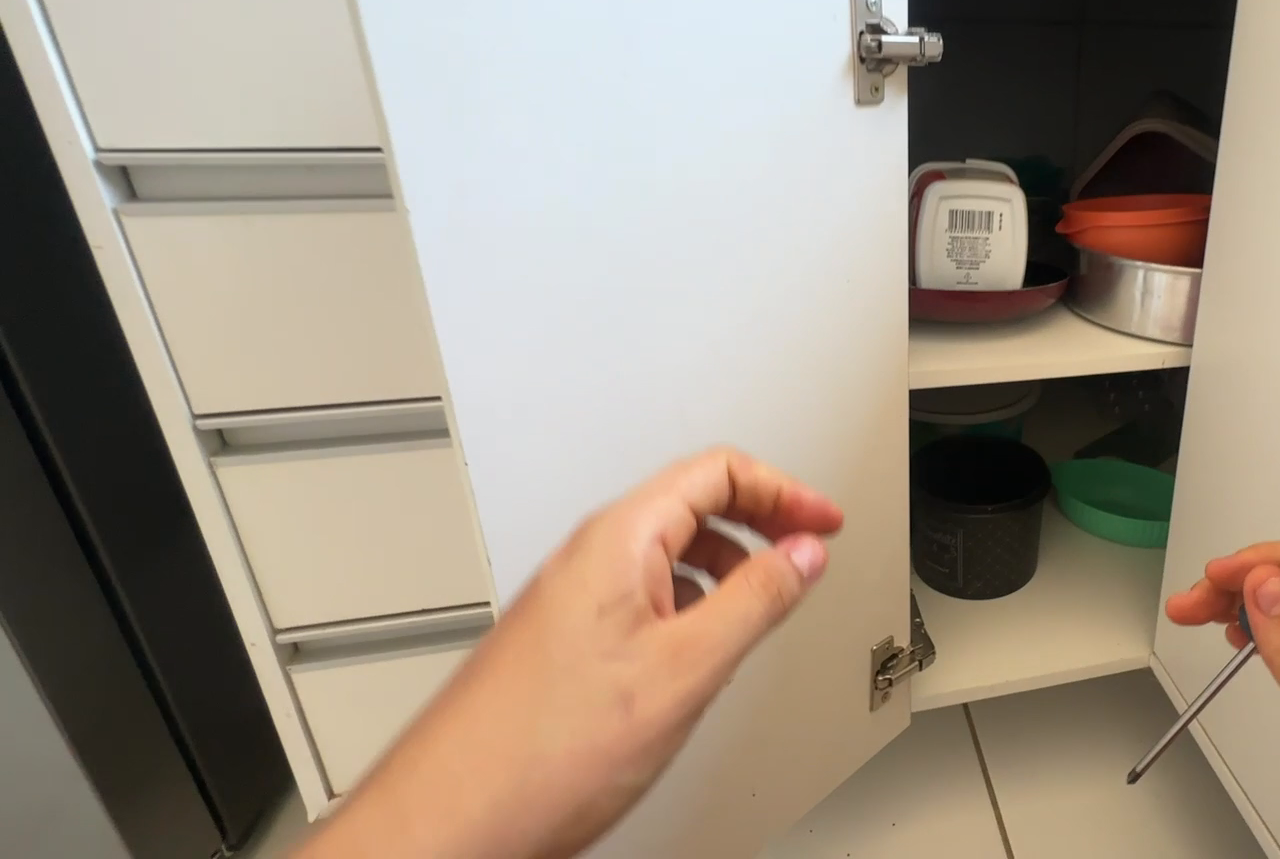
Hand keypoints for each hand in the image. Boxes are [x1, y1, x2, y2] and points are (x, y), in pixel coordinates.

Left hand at [299, 447, 843, 858]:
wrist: (441, 832)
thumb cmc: (537, 756)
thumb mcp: (685, 669)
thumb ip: (757, 600)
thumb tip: (805, 553)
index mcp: (621, 539)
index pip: (720, 472)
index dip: (784, 489)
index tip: (823, 519)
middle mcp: (596, 553)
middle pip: (700, 499)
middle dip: (765, 516)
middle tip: (809, 544)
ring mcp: (582, 591)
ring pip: (678, 544)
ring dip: (736, 556)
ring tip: (771, 591)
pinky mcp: (576, 630)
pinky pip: (655, 584)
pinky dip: (702, 592)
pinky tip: (713, 633)